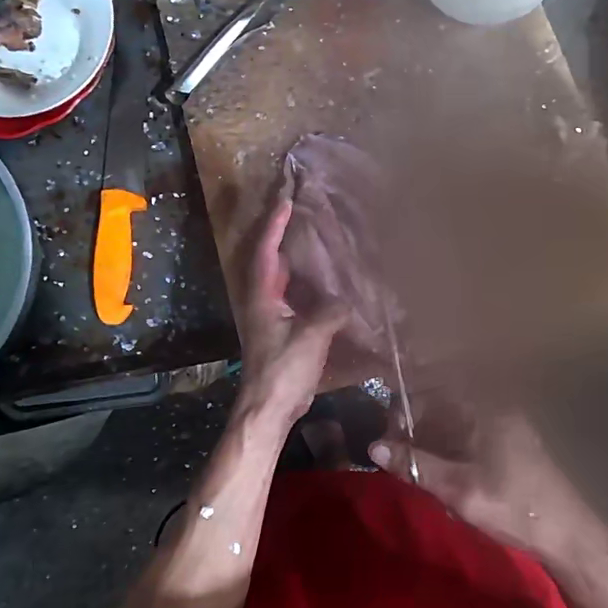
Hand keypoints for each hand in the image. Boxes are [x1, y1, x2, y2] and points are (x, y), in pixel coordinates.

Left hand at [235, 195, 348, 432]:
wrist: (269, 407)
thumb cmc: (283, 369)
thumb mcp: (310, 337)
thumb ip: (330, 312)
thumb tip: (346, 300)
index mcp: (261, 296)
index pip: (265, 251)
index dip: (274, 225)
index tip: (285, 201)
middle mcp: (262, 301)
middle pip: (270, 261)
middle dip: (281, 236)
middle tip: (300, 214)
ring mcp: (270, 317)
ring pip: (281, 280)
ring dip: (295, 260)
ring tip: (315, 241)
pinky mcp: (281, 331)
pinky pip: (293, 298)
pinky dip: (306, 286)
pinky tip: (326, 284)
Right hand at [369, 400, 600, 558]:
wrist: (572, 540)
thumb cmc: (514, 508)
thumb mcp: (457, 489)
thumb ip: (413, 465)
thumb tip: (372, 447)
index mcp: (483, 410)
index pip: (429, 391)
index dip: (401, 411)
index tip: (384, 437)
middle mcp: (493, 409)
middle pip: (437, 406)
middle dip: (413, 431)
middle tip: (395, 459)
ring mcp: (503, 426)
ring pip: (449, 424)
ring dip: (428, 445)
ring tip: (415, 472)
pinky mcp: (507, 445)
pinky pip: (464, 437)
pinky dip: (446, 452)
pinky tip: (440, 478)